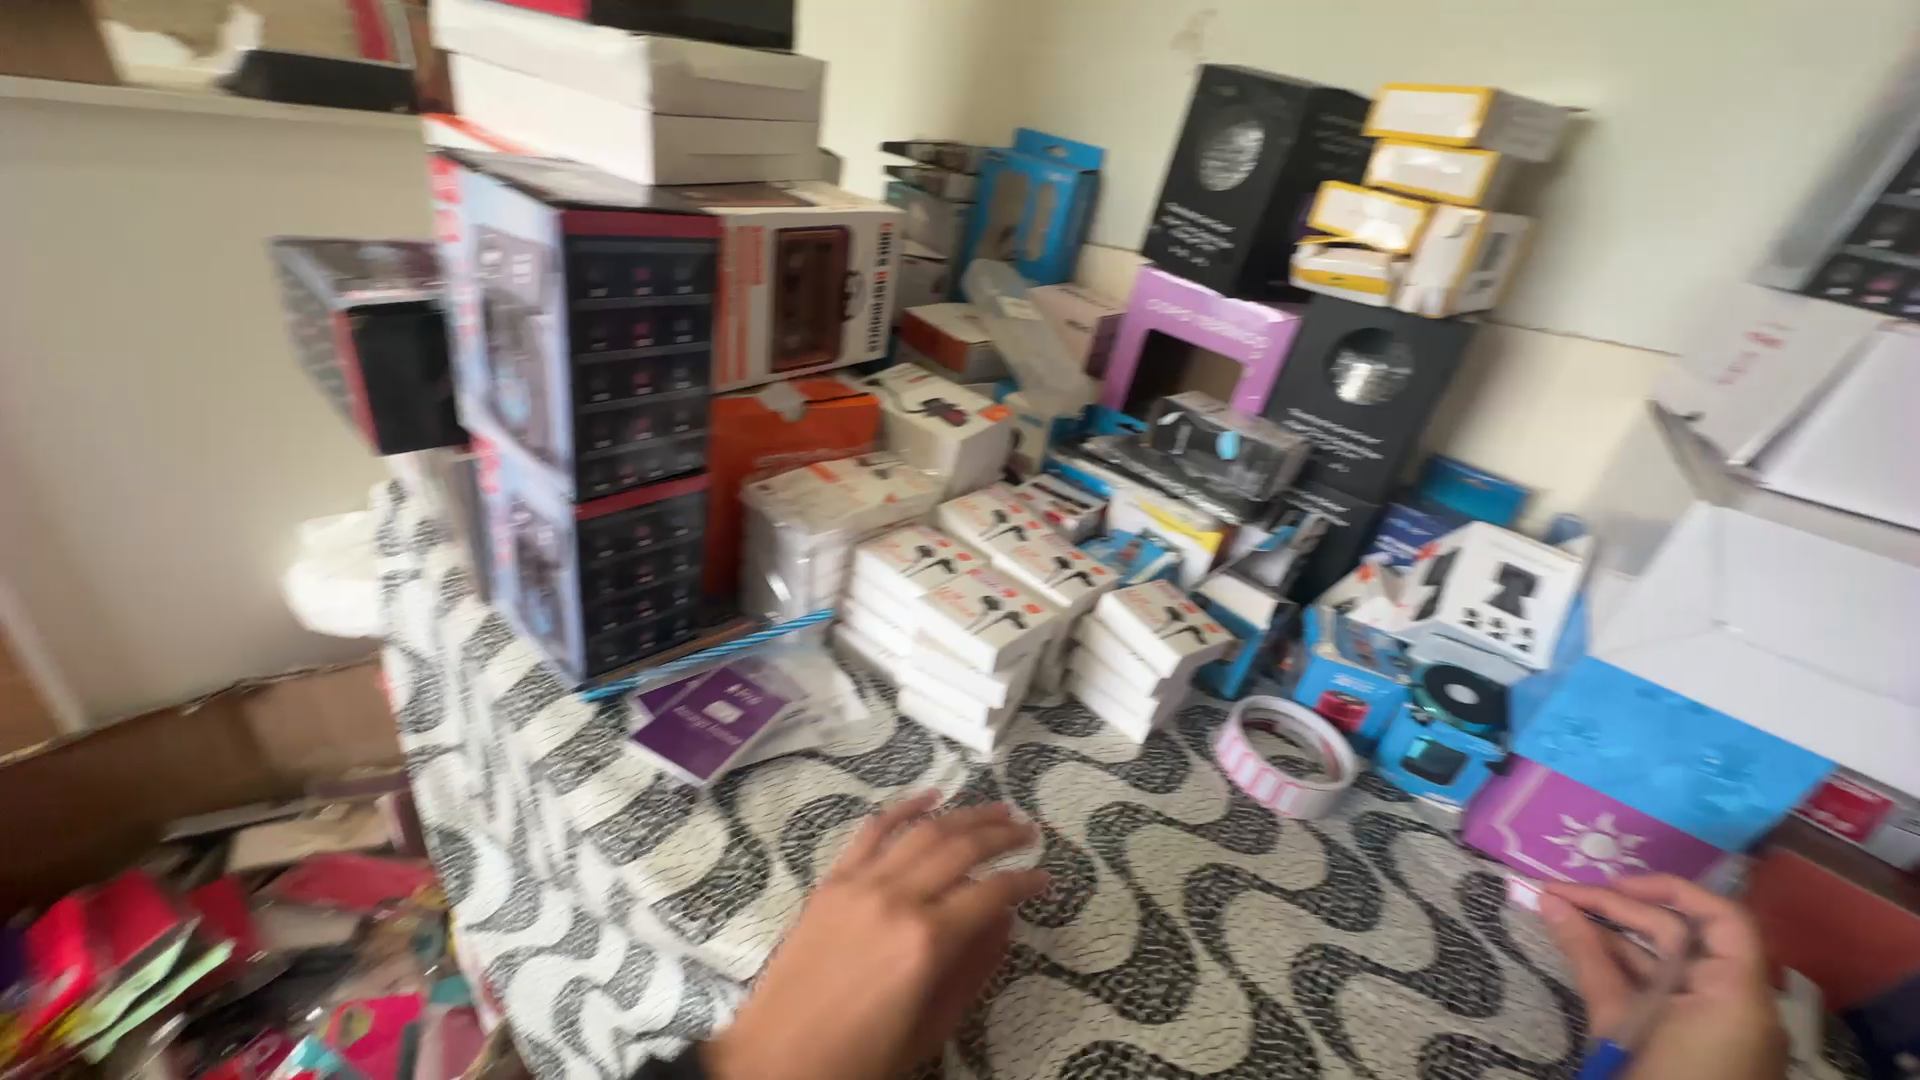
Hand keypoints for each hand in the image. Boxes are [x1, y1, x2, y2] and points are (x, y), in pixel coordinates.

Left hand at [701, 793, 1048, 1079]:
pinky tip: (930, 797)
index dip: (1024, 881)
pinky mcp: (833, 880)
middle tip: (1029, 831)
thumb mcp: (930, 1030)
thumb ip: (973, 970)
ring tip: (997, 809)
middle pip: (961, 849)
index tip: (1045, 878)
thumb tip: (1004, 921)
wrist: (774, 1063)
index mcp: (926, 943)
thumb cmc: (860, 1061)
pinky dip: (904, 808)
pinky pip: (873, 831)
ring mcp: (861, 883)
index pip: (991, 893)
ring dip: (965, 815)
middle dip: (1002, 835)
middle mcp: (897, 899)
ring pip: (923, 831)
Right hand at [1540, 875, 1786, 1079]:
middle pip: (1678, 932)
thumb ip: (1586, 955)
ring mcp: (1718, 1017)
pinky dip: (1621, 960)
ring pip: (1665, 956)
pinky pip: (1662, 982)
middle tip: (1555, 894)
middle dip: (1615, 907)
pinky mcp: (1698, 1032)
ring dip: (1611, 931)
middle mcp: (1736, 999)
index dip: (1668, 889)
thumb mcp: (1616, 1020)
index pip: (1722, 917)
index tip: (1609, 882)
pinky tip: (1580, 945)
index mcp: (1735, 995)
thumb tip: (1547, 899)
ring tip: (1556, 912)